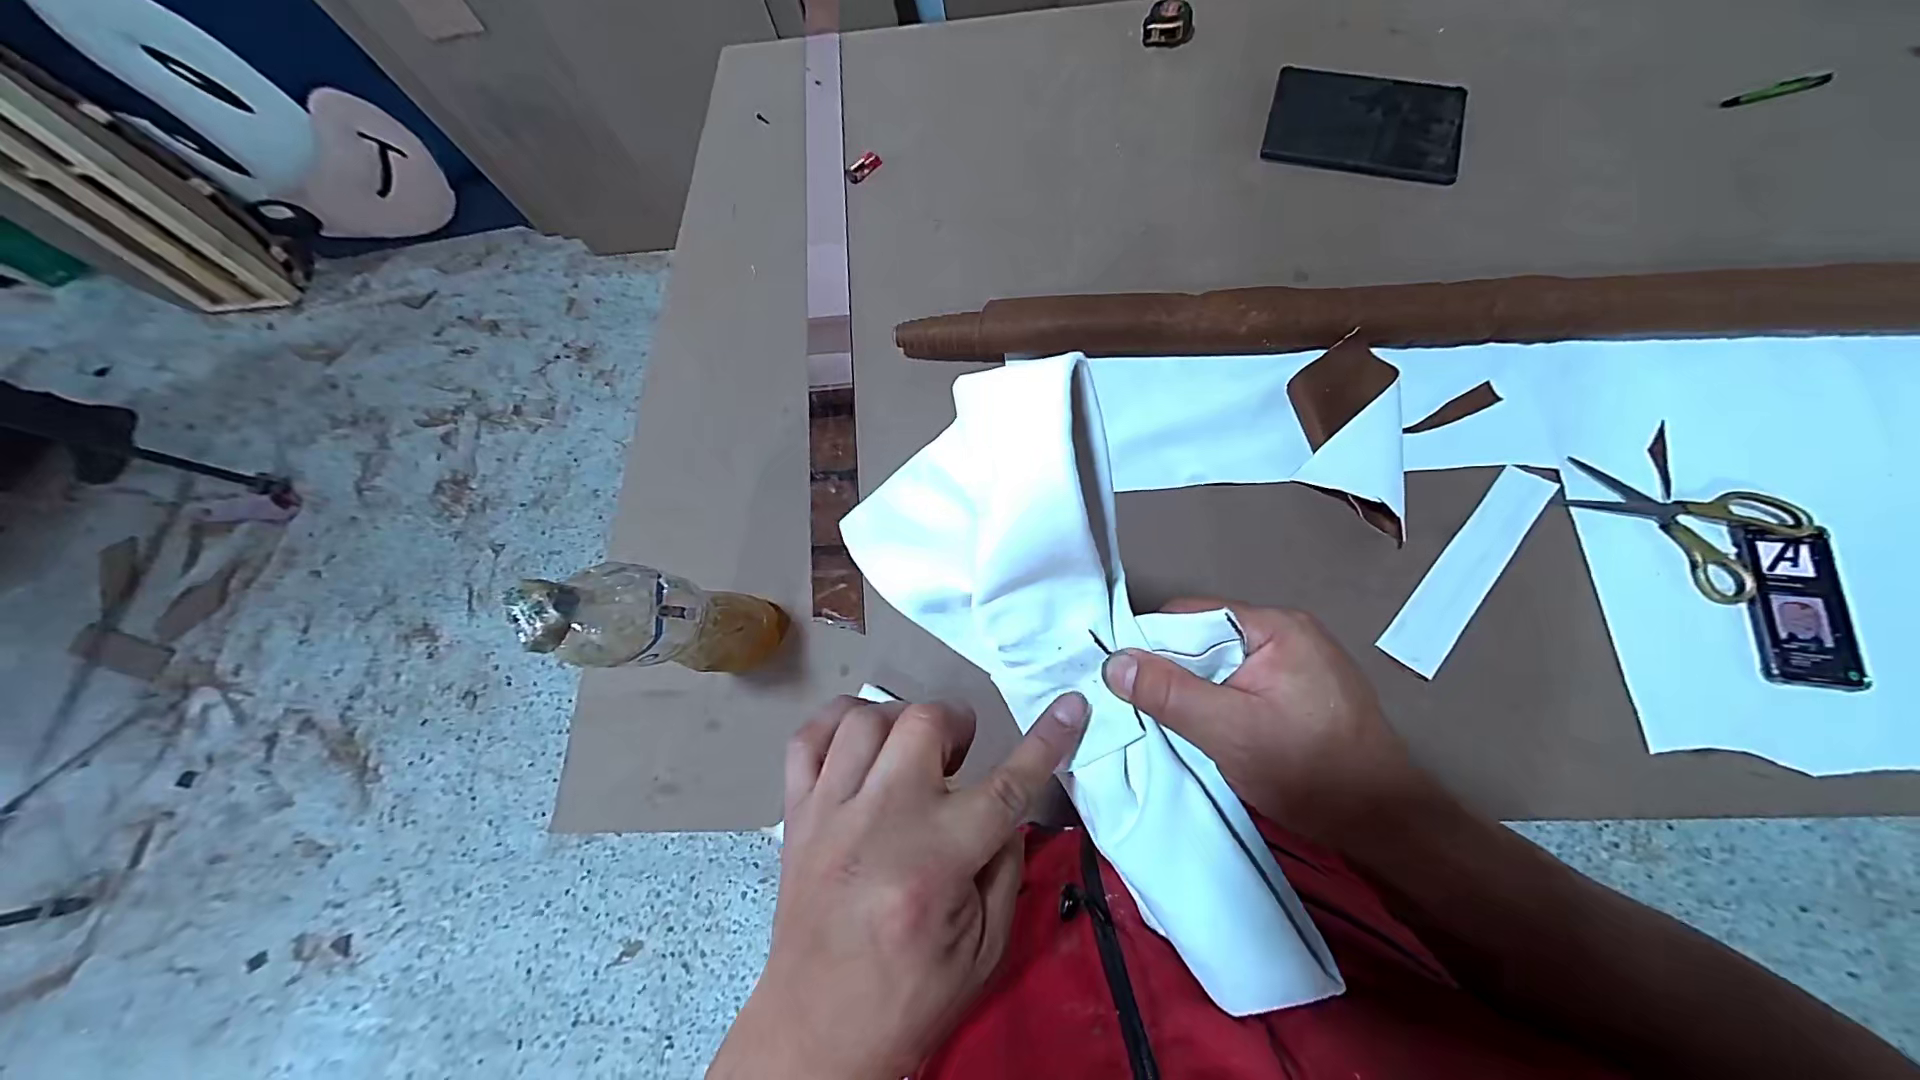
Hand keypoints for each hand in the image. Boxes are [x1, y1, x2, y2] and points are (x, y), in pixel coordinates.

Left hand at [708, 692, 1088, 1079]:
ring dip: (900, 722)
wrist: (817, 1031)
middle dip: (954, 725)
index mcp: (936, 861)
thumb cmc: (909, 997)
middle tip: (960, 754)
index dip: (1046, 740)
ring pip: (865, 719)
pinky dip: (836, 722)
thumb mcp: (986, 948)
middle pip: (923, 724)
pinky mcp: (796, 814)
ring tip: (911, 751)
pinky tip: (860, 740)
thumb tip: (1008, 809)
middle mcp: (880, 821)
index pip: (1006, 785)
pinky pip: (808, 738)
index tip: (1069, 706)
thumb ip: (1006, 866)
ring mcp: (830, 812)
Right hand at [1102, 600, 1444, 852]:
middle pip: (1203, 639)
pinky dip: (1217, 702)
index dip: (1151, 644)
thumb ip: (1168, 692)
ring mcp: (1296, 662)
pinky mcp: (1298, 691)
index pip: (1190, 616)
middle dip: (1174, 672)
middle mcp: (1287, 633)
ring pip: (1219, 664)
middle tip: (1150, 708)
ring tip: (1182, 722)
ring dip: (1194, 691)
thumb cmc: (1314, 773)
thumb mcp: (1228, 731)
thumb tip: (1115, 662)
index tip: (1123, 678)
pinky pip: (1239, 682)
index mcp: (1276, 626)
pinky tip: (1211, 729)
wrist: (1386, 826)